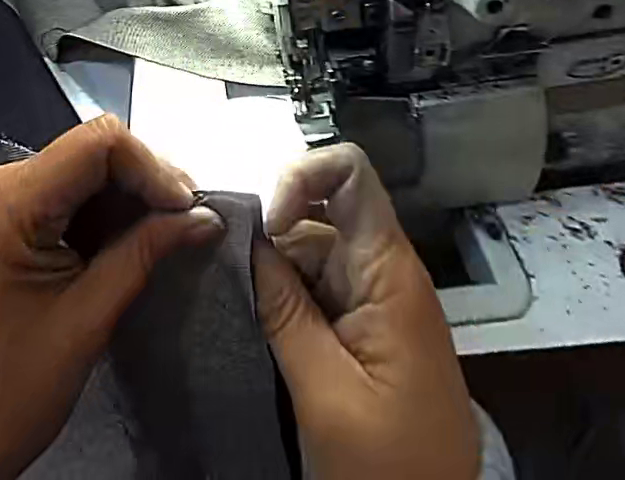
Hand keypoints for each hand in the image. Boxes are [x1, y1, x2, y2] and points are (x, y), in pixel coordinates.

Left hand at [0, 115, 224, 478]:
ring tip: (164, 229)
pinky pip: (68, 189)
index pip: (99, 143)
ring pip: (86, 167)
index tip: (185, 207)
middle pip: (93, 150)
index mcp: (4, 204)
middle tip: (184, 218)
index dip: (152, 167)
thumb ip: (148, 250)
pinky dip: (105, 208)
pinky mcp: (0, 216)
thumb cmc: (7, 393)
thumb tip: (206, 216)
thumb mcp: (89, 317)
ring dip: (130, 194)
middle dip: (146, 180)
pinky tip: (129, 236)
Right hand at [255, 144, 480, 479]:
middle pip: (324, 207)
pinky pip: (319, 280)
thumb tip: (251, 243)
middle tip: (234, 271)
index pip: (351, 173)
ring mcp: (374, 290)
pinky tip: (259, 315)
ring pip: (315, 244)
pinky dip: (286, 289)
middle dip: (276, 228)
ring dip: (276, 264)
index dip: (303, 176)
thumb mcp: (327, 393)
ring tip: (240, 300)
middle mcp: (383, 265)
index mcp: (387, 267)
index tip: (267, 225)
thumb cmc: (391, 462)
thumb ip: (286, 313)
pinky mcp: (364, 316)